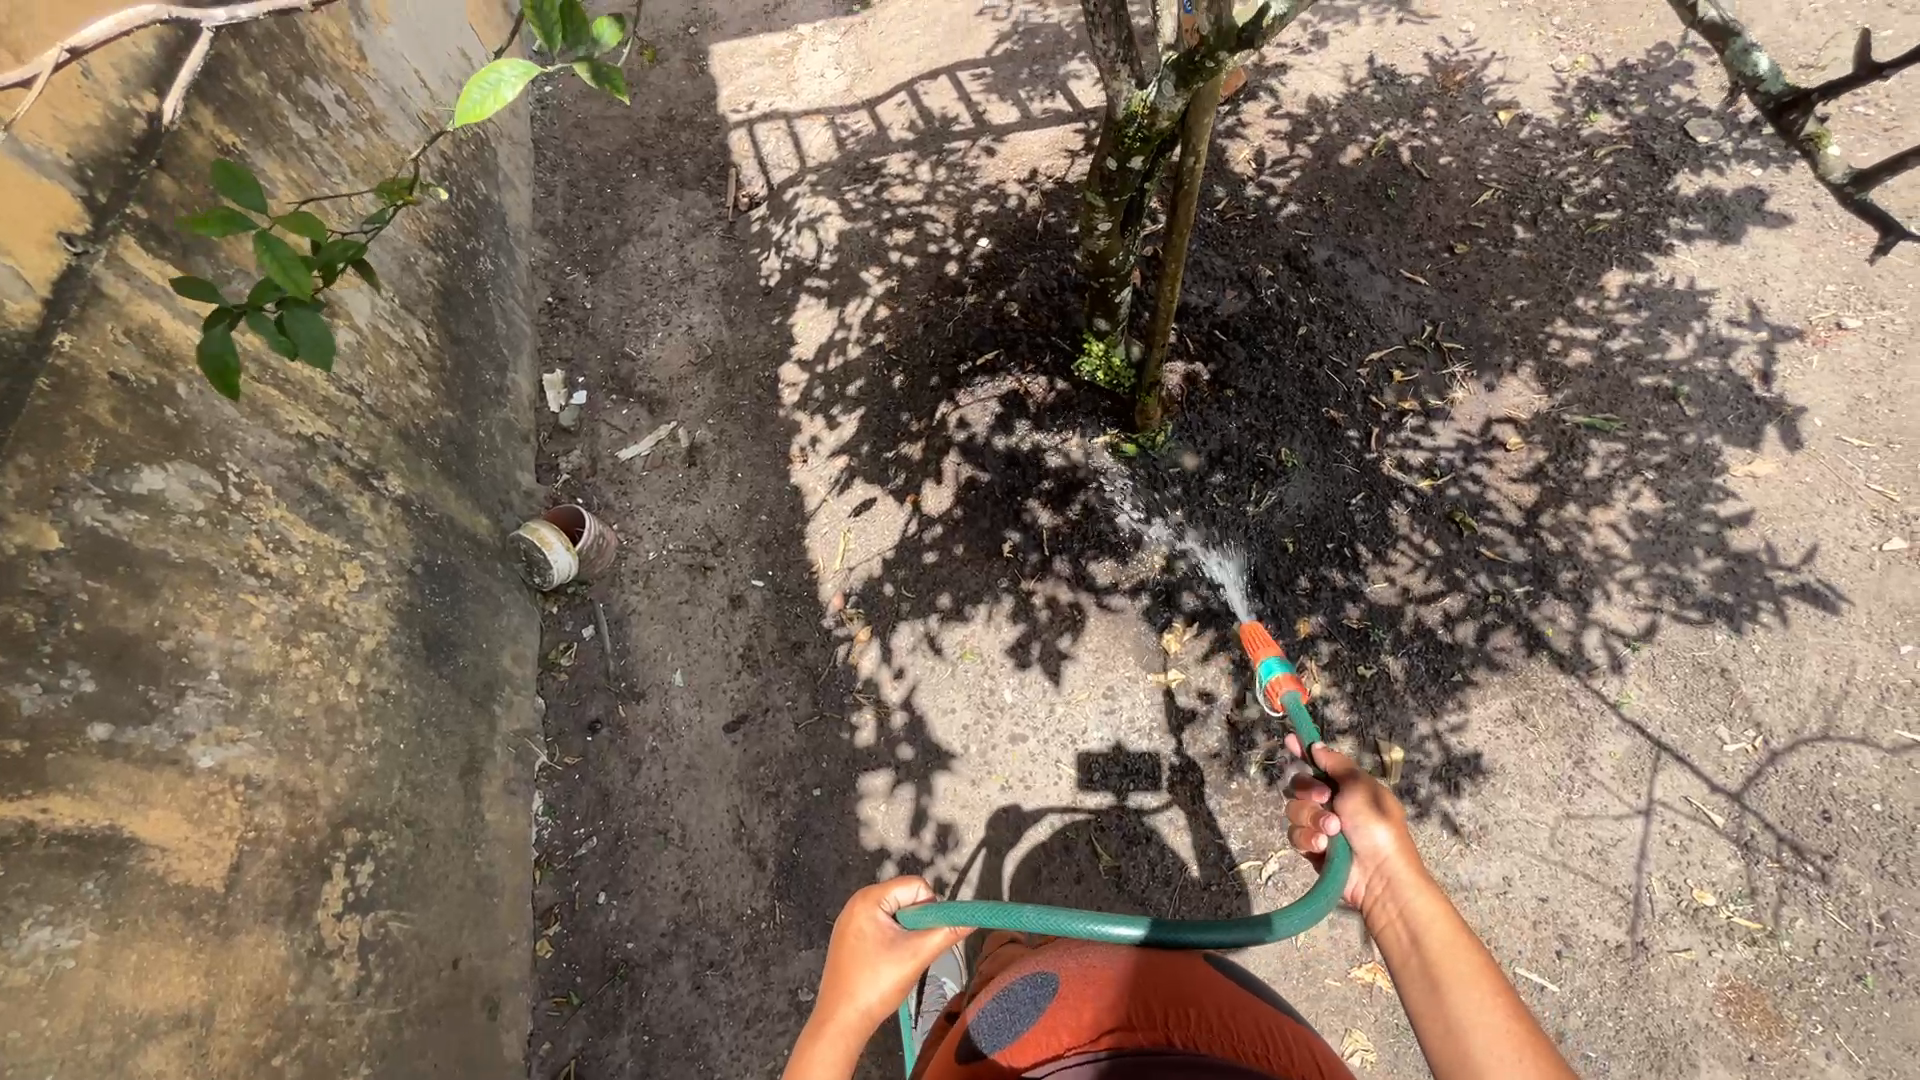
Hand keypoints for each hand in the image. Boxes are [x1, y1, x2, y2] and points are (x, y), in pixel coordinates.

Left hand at [809, 877, 970, 1035]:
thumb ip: (946, 932)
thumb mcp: (916, 956)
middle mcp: (858, 901)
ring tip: (898, 960)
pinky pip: (882, 926)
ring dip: (906, 933)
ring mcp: (852, 919)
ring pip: (896, 914)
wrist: (840, 1022)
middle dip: (917, 923)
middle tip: (911, 951)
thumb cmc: (876, 985)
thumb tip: (972, 919)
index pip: (916, 885)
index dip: (929, 909)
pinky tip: (887, 964)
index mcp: (869, 898)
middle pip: (905, 898)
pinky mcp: (850, 936)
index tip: (923, 937)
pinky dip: (892, 941)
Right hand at [1284, 735, 1424, 913]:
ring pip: (1294, 809)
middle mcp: (1332, 804)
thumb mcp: (1361, 787)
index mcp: (1348, 787)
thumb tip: (1316, 745)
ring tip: (1331, 832)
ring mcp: (1320, 826)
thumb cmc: (1377, 827)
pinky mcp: (1312, 848)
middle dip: (1309, 791)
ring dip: (1312, 818)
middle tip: (1325, 798)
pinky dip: (1308, 838)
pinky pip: (1295, 834)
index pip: (1320, 764)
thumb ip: (1336, 764)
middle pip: (1300, 785)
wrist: (1380, 876)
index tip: (1290, 740)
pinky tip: (1322, 847)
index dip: (1304, 752)